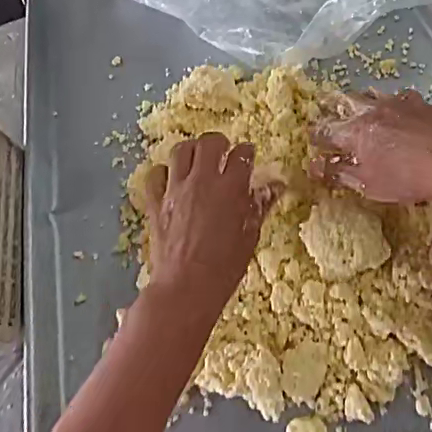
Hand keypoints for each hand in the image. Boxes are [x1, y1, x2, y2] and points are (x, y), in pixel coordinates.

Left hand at [140, 133, 277, 320]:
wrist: (185, 288)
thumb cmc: (224, 268)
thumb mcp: (249, 237)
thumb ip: (259, 207)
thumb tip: (276, 186)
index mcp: (229, 189)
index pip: (241, 155)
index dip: (246, 151)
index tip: (247, 154)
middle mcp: (202, 181)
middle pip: (209, 142)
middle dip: (218, 142)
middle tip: (222, 152)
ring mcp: (176, 189)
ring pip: (180, 150)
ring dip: (191, 150)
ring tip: (197, 160)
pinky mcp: (156, 201)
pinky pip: (155, 174)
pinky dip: (163, 173)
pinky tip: (171, 181)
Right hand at [309, 89, 431, 203]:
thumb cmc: (408, 178)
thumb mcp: (369, 184)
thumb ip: (339, 173)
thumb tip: (314, 166)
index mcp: (353, 132)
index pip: (324, 130)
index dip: (314, 135)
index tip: (311, 139)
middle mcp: (368, 111)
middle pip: (341, 102)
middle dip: (330, 106)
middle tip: (326, 110)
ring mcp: (392, 103)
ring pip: (367, 94)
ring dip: (358, 100)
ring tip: (357, 106)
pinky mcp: (414, 102)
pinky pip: (395, 96)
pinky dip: (389, 102)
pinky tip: (395, 110)